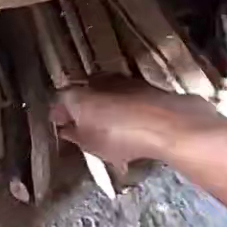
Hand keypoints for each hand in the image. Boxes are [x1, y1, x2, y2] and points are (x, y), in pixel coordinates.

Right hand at [52, 83, 226, 167]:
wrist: (167, 124)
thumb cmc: (118, 136)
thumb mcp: (90, 145)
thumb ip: (75, 135)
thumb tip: (67, 130)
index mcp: (76, 94)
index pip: (60, 102)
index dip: (59, 116)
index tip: (61, 127)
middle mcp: (96, 81)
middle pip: (84, 94)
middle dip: (83, 109)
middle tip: (85, 129)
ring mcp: (122, 80)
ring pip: (107, 94)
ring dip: (106, 109)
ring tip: (110, 131)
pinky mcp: (144, 86)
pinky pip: (128, 99)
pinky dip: (126, 110)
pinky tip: (131, 127)